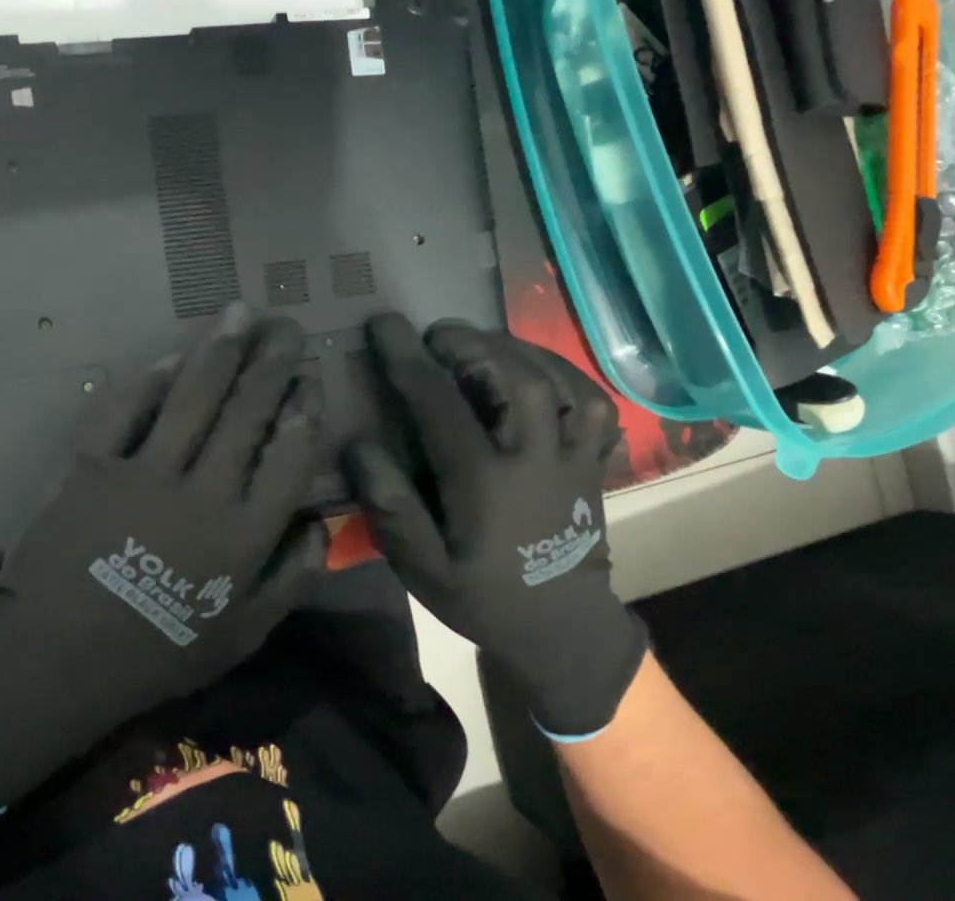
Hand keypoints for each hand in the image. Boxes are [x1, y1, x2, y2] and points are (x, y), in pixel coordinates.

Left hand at [0, 306, 328, 814]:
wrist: (52, 659)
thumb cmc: (153, 655)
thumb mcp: (238, 639)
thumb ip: (288, 582)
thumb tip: (320, 526)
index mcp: (242, 537)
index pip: (289, 458)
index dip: (305, 412)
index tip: (312, 376)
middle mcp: (201, 493)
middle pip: (246, 414)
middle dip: (271, 364)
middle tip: (286, 325)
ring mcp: (141, 474)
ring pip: (191, 400)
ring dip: (219, 353)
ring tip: (240, 314)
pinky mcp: (90, 466)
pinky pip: (122, 412)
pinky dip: (147, 381)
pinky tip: (170, 356)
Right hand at [343, 313, 645, 739]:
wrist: (561, 628)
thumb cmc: (482, 598)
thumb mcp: (422, 567)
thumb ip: (391, 505)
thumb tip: (359, 444)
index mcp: (487, 484)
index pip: (441, 404)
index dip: (408, 359)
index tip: (384, 325)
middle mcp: (536, 460)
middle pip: (514, 378)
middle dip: (471, 344)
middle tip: (436, 334)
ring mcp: (574, 458)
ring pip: (558, 382)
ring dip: (516, 349)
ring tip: (480, 342)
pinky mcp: (595, 462)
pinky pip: (593, 401)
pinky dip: (565, 372)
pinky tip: (536, 366)